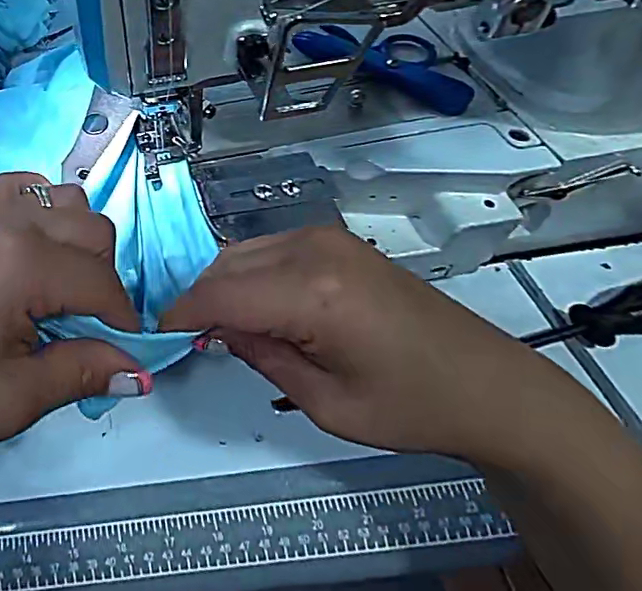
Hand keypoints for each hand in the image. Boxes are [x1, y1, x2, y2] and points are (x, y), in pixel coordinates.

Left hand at [0, 172, 144, 456]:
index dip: (123, 324)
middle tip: (84, 332)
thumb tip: (139, 372)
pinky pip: (24, 188)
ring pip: (68, 202)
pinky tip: (34, 246)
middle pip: (95, 233)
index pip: (103, 284)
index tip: (121, 359)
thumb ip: (83, 372)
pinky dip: (44, 207)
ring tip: (60, 291)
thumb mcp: (15, 398)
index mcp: (26, 262)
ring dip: (80, 242)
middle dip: (105, 282)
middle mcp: (14, 222)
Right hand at [161, 223, 593, 464]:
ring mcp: (324, 236)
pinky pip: (268, 249)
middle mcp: (313, 248)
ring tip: (216, 327)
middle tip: (185, 338)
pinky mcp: (334, 238)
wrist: (485, 382)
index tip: (155, 335)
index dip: (181, 313)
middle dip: (197, 298)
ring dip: (221, 284)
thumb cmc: (411, 405)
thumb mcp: (326, 404)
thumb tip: (217, 329)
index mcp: (313, 292)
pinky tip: (252, 306)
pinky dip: (247, 273)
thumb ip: (261, 357)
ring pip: (243, 251)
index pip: (220, 293)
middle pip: (225, 264)